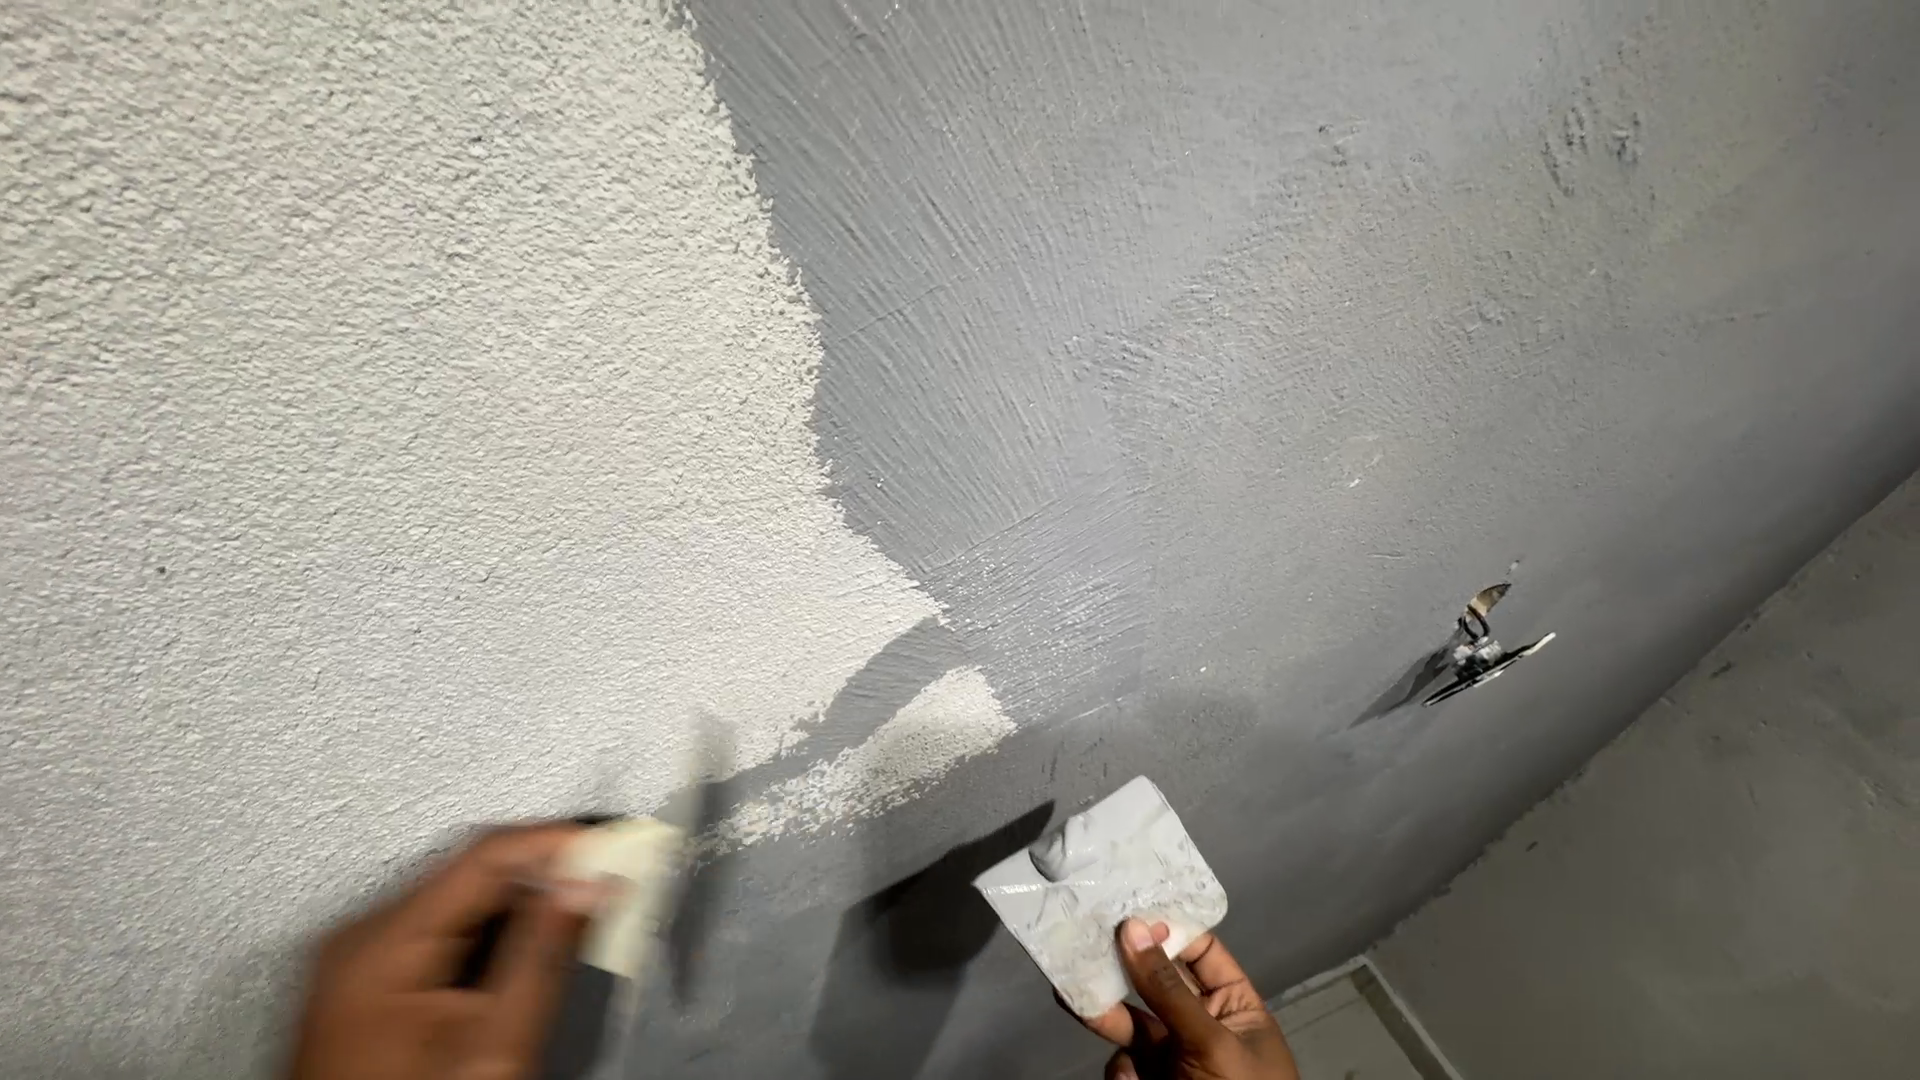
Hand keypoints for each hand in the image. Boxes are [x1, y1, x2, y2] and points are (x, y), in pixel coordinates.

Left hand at [288, 823, 602, 1079]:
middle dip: (547, 870)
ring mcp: (358, 953)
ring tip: (577, 906)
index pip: (488, 853)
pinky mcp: (369, 968)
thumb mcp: (496, 1046)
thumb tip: (588, 883)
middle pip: (476, 867)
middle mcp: (359, 938)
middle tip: (604, 880)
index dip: (559, 842)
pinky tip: (530, 934)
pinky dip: (496, 914)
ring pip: (465, 887)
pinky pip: (446, 914)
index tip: (610, 848)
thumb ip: (544, 955)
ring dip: (526, 892)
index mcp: (381, 947)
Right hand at [1081, 919, 1299, 1079]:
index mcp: (1236, 1008)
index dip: (1166, 926)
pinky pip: (1123, 1063)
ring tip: (1071, 994)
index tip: (1127, 903)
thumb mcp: (1211, 1043)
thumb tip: (1132, 927)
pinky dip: (1122, 1072)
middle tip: (1083, 935)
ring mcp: (1175, 1058)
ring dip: (1103, 1010)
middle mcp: (1202, 1024)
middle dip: (1122, 963)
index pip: (1200, 950)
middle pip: (1155, 979)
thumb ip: (1168, 988)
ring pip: (1129, 1019)